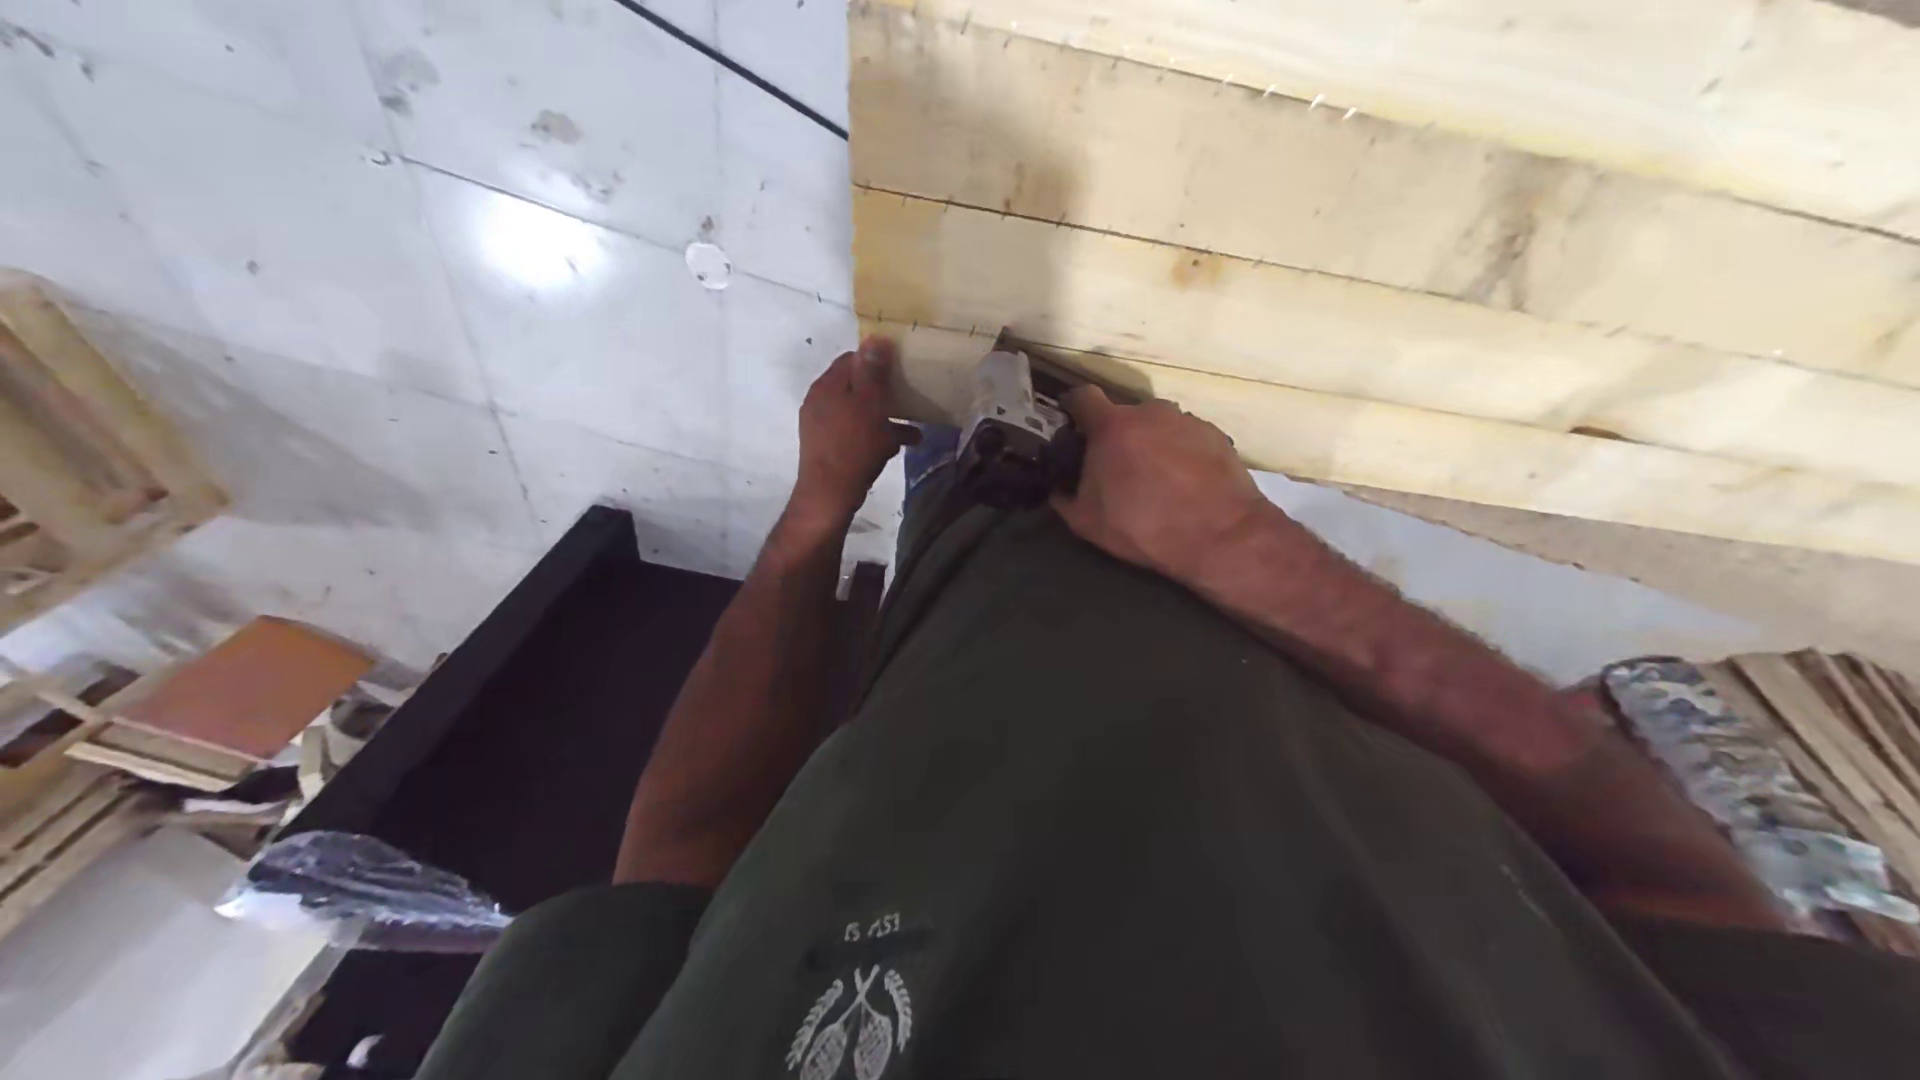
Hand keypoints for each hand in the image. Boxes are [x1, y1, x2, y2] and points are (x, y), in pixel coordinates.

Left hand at [791, 336, 916, 523]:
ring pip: (858, 411)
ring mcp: (821, 425)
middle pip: (855, 386)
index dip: (877, 360)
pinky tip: (899, 445)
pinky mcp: (827, 447)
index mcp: (827, 385)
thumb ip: (873, 371)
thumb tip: (875, 338)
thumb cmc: (854, 446)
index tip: (900, 369)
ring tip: (912, 427)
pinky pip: (855, 432)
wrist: (830, 494)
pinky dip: (875, 434)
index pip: (852, 359)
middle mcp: (820, 401)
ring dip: (884, 415)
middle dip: (883, 391)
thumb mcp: (870, 404)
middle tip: (907, 397)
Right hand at [1051, 387, 1283, 582]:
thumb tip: (1058, 488)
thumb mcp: (1087, 522)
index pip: (1083, 396)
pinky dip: (1178, 452)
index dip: (1073, 407)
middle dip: (1115, 436)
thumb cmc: (1144, 527)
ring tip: (1154, 478)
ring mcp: (1186, 420)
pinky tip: (1183, 482)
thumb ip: (1064, 498)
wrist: (1220, 536)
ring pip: (1156, 425)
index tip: (1071, 424)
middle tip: (1116, 468)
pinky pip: (1185, 437)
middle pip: (1123, 415)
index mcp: (1112, 426)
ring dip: (1149, 443)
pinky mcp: (1215, 434)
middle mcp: (1150, 412)